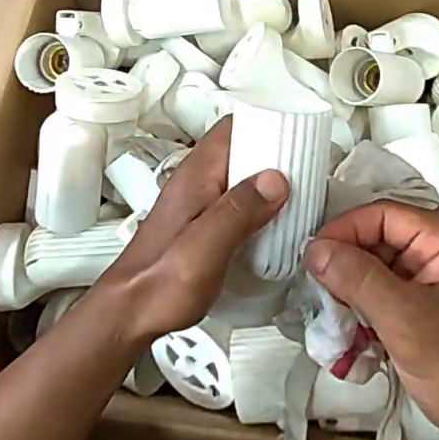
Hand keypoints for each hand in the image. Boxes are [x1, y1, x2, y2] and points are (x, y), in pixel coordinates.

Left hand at [85, 117, 288, 347]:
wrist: (132, 314)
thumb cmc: (160, 283)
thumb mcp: (206, 246)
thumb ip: (239, 211)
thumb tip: (276, 180)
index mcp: (196, 175)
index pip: (233, 128)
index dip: (266, 125)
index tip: (297, 137)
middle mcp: (197, 181)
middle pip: (242, 150)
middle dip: (275, 157)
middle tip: (306, 173)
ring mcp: (200, 202)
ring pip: (242, 177)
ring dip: (269, 184)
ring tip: (299, 198)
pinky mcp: (204, 224)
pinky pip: (238, 202)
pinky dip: (260, 207)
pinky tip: (276, 225)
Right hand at [304, 201, 438, 439]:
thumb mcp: (410, 324)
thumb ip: (359, 280)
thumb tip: (317, 249)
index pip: (385, 214)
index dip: (344, 231)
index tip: (313, 257)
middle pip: (379, 241)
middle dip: (347, 268)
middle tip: (321, 296)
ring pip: (379, 271)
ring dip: (354, 296)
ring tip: (339, 325)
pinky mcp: (434, 310)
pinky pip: (388, 297)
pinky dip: (367, 314)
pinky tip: (357, 341)